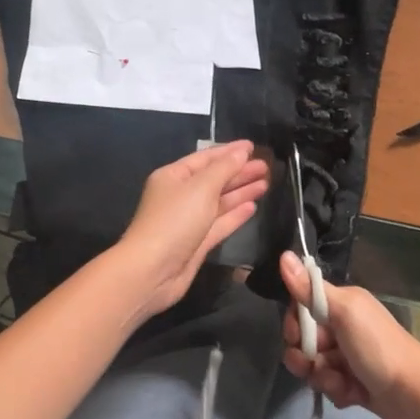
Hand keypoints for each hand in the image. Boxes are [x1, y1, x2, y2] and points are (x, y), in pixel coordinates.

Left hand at [114, 141, 269, 317]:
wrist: (152, 271)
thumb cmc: (174, 220)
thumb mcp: (200, 187)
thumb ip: (224, 168)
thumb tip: (241, 152)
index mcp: (174, 176)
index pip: (206, 158)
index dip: (230, 151)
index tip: (254, 146)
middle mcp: (181, 196)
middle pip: (214, 179)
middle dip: (239, 172)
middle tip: (267, 167)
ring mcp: (189, 220)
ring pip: (219, 201)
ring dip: (241, 191)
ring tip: (266, 183)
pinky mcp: (197, 242)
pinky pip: (220, 223)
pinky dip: (235, 214)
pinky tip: (253, 206)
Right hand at [280, 250, 419, 418]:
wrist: (414, 394)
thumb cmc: (378, 347)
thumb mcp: (344, 313)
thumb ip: (311, 290)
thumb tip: (283, 255)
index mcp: (342, 302)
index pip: (303, 306)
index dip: (295, 323)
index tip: (298, 336)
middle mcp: (345, 325)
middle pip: (306, 340)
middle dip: (306, 357)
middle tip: (317, 366)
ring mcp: (350, 355)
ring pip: (316, 366)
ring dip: (323, 378)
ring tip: (342, 384)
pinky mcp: (355, 382)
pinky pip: (331, 386)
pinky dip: (338, 392)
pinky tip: (353, 395)